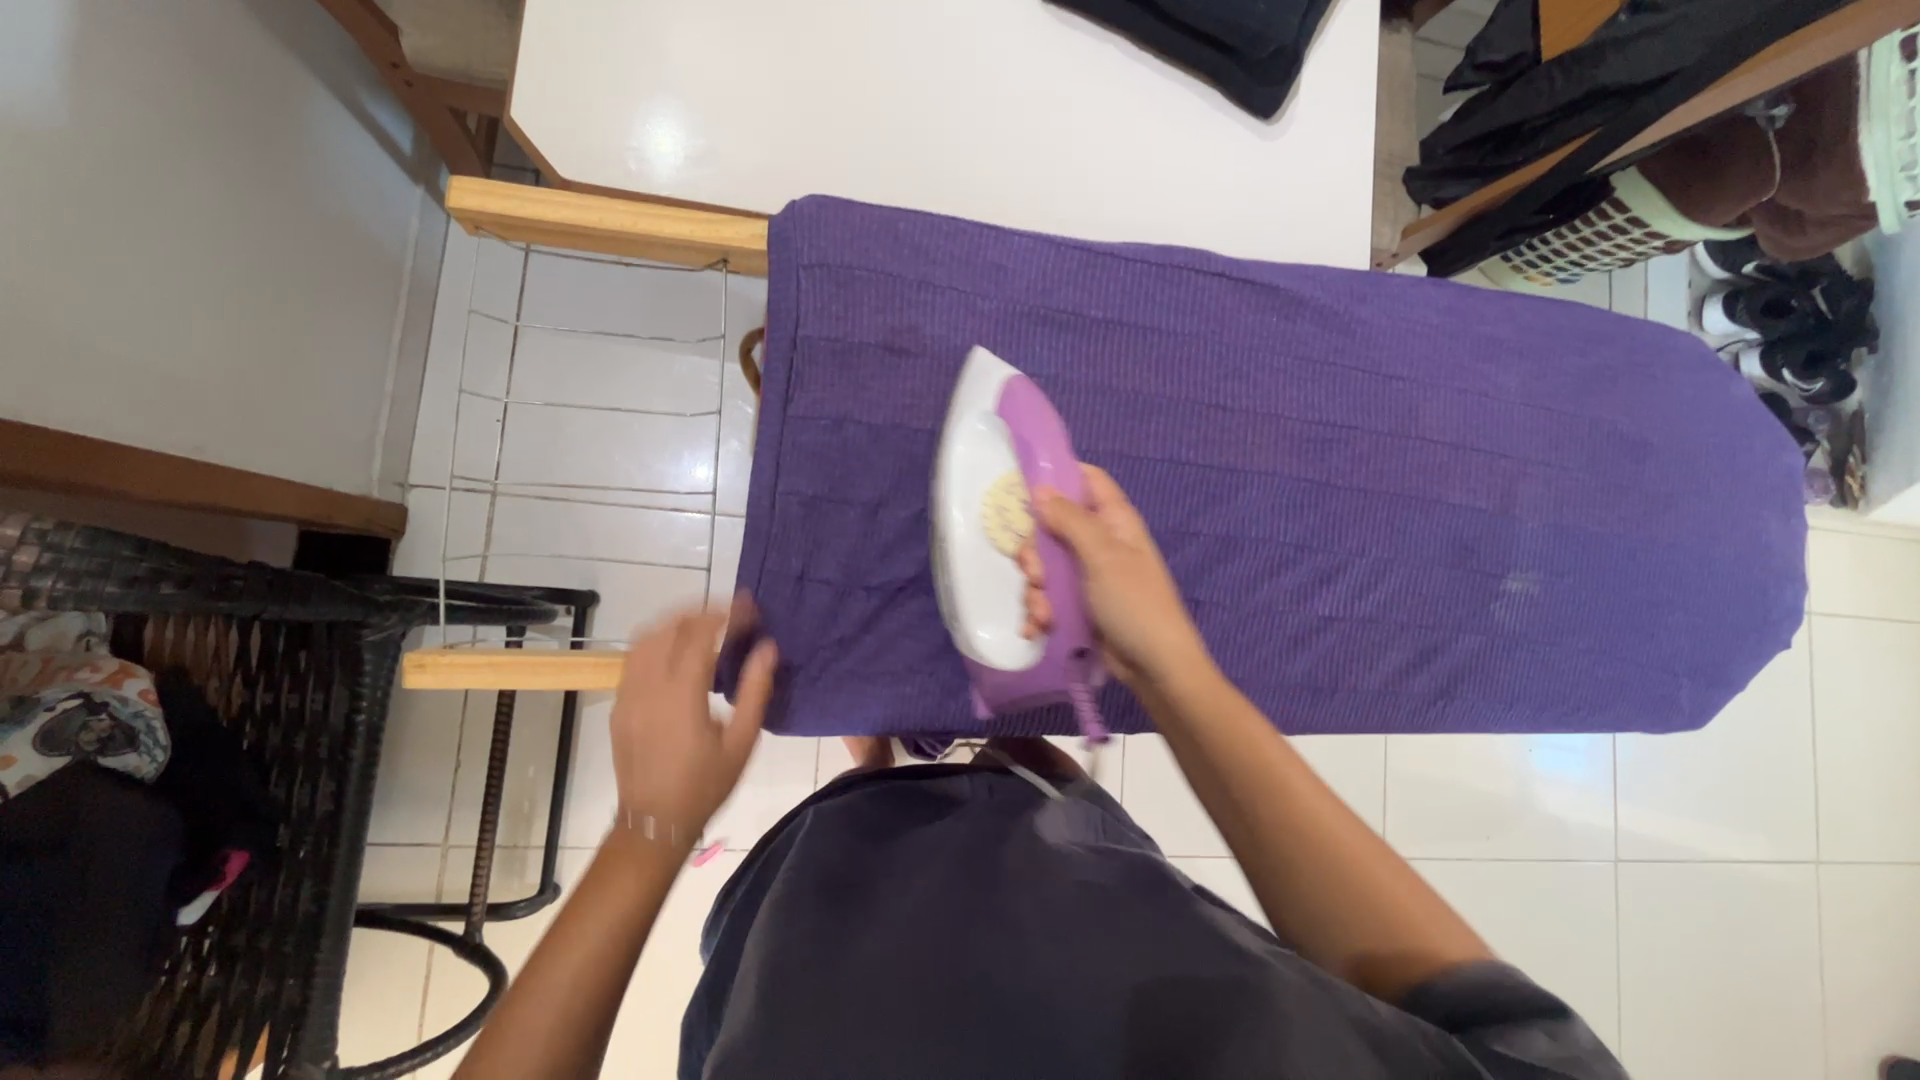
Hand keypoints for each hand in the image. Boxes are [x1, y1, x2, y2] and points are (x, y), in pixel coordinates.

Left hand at [607, 602, 777, 841]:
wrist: (653, 822)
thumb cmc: (705, 784)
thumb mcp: (742, 742)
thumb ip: (755, 690)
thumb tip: (768, 648)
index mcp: (682, 694)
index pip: (702, 634)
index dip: (727, 614)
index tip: (750, 607)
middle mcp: (649, 686)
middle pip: (670, 627)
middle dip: (701, 611)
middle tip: (730, 612)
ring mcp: (628, 694)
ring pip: (645, 638)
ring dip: (675, 623)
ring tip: (703, 624)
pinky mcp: (619, 705)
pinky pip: (633, 659)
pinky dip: (656, 643)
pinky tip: (675, 654)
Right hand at [1018, 464, 1212, 690]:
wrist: (1154, 665)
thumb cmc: (1134, 602)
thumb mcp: (1102, 555)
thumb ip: (1070, 520)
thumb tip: (1041, 490)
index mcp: (1113, 520)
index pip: (1086, 480)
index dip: (1058, 478)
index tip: (1026, 492)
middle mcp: (1099, 542)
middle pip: (1051, 527)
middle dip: (1035, 553)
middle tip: (1036, 575)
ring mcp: (1087, 575)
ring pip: (1044, 566)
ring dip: (1036, 591)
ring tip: (1044, 615)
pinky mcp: (1077, 605)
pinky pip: (1047, 597)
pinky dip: (1039, 612)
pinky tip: (1038, 629)